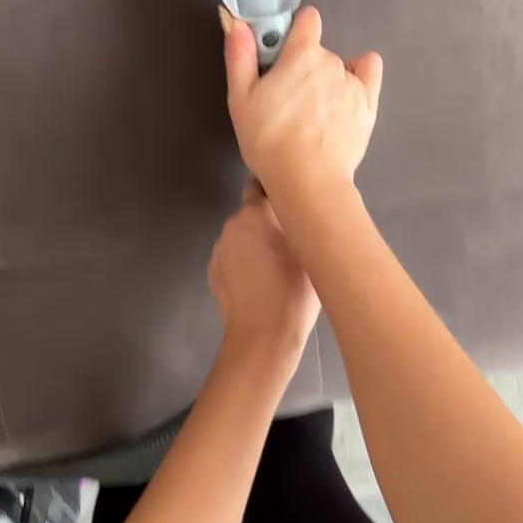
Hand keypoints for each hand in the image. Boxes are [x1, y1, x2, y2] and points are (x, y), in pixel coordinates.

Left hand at [207, 180, 319, 361]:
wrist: (262, 337)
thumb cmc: (294, 291)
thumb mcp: (310, 251)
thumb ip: (300, 221)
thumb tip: (298, 208)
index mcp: (256, 213)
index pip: (259, 185)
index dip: (274, 192)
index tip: (288, 205)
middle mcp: (233, 224)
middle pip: (250, 213)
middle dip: (266, 222)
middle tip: (287, 243)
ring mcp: (219, 248)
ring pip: (240, 236)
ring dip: (253, 243)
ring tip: (273, 269)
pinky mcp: (212, 270)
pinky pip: (231, 257)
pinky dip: (242, 263)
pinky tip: (257, 283)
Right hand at [224, 6, 383, 200]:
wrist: (307, 181)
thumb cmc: (268, 139)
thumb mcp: (241, 98)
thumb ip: (240, 56)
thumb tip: (238, 24)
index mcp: (301, 54)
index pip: (307, 19)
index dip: (293, 31)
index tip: (280, 54)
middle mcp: (332, 61)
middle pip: (317, 52)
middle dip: (302, 67)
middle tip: (284, 99)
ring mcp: (354, 83)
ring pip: (338, 68)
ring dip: (324, 81)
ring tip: (309, 114)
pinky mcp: (369, 104)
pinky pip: (369, 73)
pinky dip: (359, 76)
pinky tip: (343, 96)